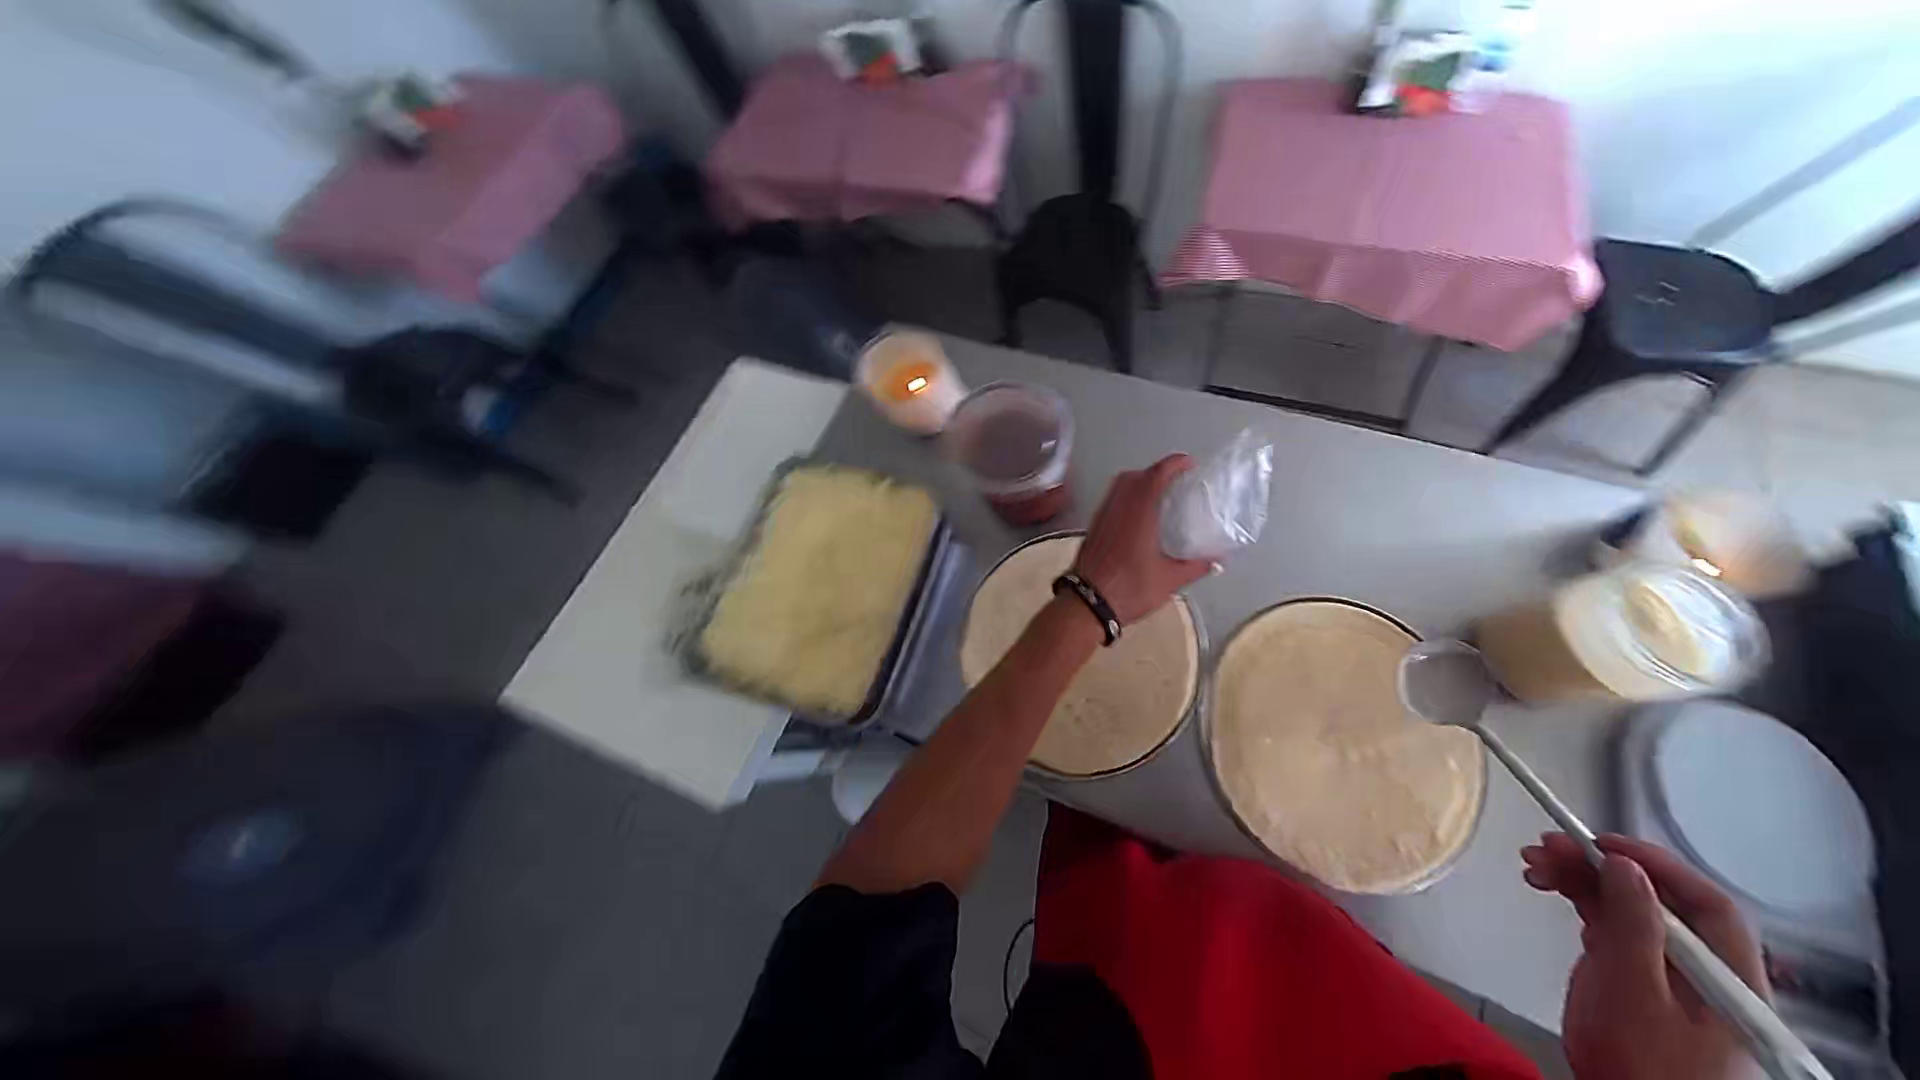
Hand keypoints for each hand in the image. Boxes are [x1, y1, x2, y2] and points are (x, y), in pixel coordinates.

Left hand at [1072, 454, 1214, 624]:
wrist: (1087, 603)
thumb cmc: (1130, 589)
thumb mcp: (1169, 580)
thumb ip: (1195, 567)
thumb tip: (1218, 560)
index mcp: (1138, 513)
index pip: (1155, 476)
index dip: (1173, 464)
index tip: (1188, 463)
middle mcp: (1117, 509)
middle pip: (1134, 476)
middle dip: (1154, 472)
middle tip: (1173, 480)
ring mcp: (1101, 518)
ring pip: (1118, 488)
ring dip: (1137, 483)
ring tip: (1156, 496)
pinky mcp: (1092, 529)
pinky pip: (1110, 502)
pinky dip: (1124, 499)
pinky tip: (1136, 517)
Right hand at [1522, 832, 1768, 1079]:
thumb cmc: (1641, 1058)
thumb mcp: (1636, 992)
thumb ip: (1635, 928)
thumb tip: (1625, 866)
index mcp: (1725, 976)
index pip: (1707, 904)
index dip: (1656, 864)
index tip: (1600, 841)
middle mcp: (1697, 965)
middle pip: (1655, 898)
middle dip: (1600, 864)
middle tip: (1547, 846)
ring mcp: (1660, 967)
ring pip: (1622, 902)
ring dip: (1578, 875)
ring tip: (1532, 861)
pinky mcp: (1627, 970)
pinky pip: (1604, 919)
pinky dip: (1573, 894)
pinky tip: (1544, 883)